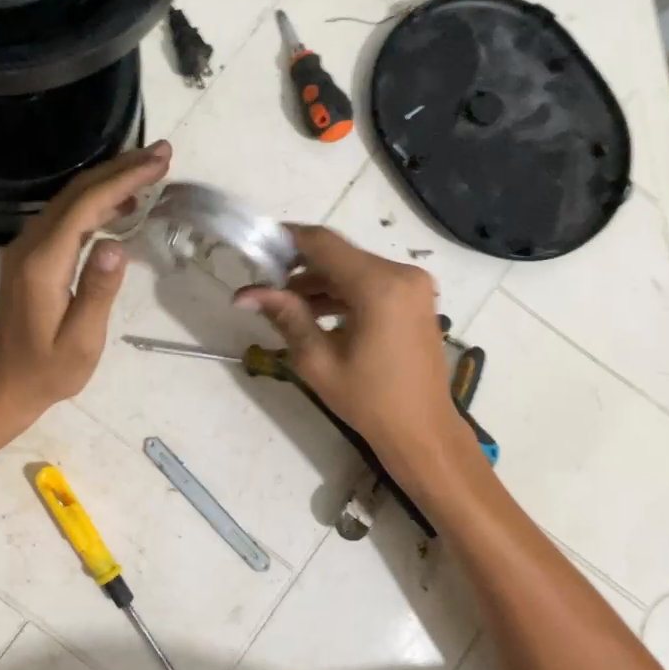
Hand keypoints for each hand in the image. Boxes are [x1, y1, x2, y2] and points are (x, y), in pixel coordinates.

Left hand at [0, 142, 170, 420]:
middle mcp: (31, 245)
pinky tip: (121, 204)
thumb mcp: (80, 341)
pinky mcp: (32, 256)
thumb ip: (98, 291)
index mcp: (44, 263)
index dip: (123, 179)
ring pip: (70, 199)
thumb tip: (117, 245)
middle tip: (162, 153)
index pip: (86, 206)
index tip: (158, 161)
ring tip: (150, 170)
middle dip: (120, 168)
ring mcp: (28, 248)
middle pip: (77, 192)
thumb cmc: (48, 370)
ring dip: (109, 180)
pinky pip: (66, 216)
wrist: (5, 384)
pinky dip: (96, 202)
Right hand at [234, 225, 457, 453]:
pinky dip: (343, 292)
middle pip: (339, 255)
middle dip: (300, 268)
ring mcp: (413, 285)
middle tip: (266, 287)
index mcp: (379, 286)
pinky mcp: (416, 298)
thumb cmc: (369, 401)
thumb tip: (245, 293)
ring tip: (286, 307)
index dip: (287, 239)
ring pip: (354, 269)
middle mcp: (402, 274)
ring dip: (320, 282)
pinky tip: (317, 314)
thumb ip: (286, 316)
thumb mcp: (319, 360)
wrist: (422, 430)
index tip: (258, 246)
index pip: (323, 244)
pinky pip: (372, 283)